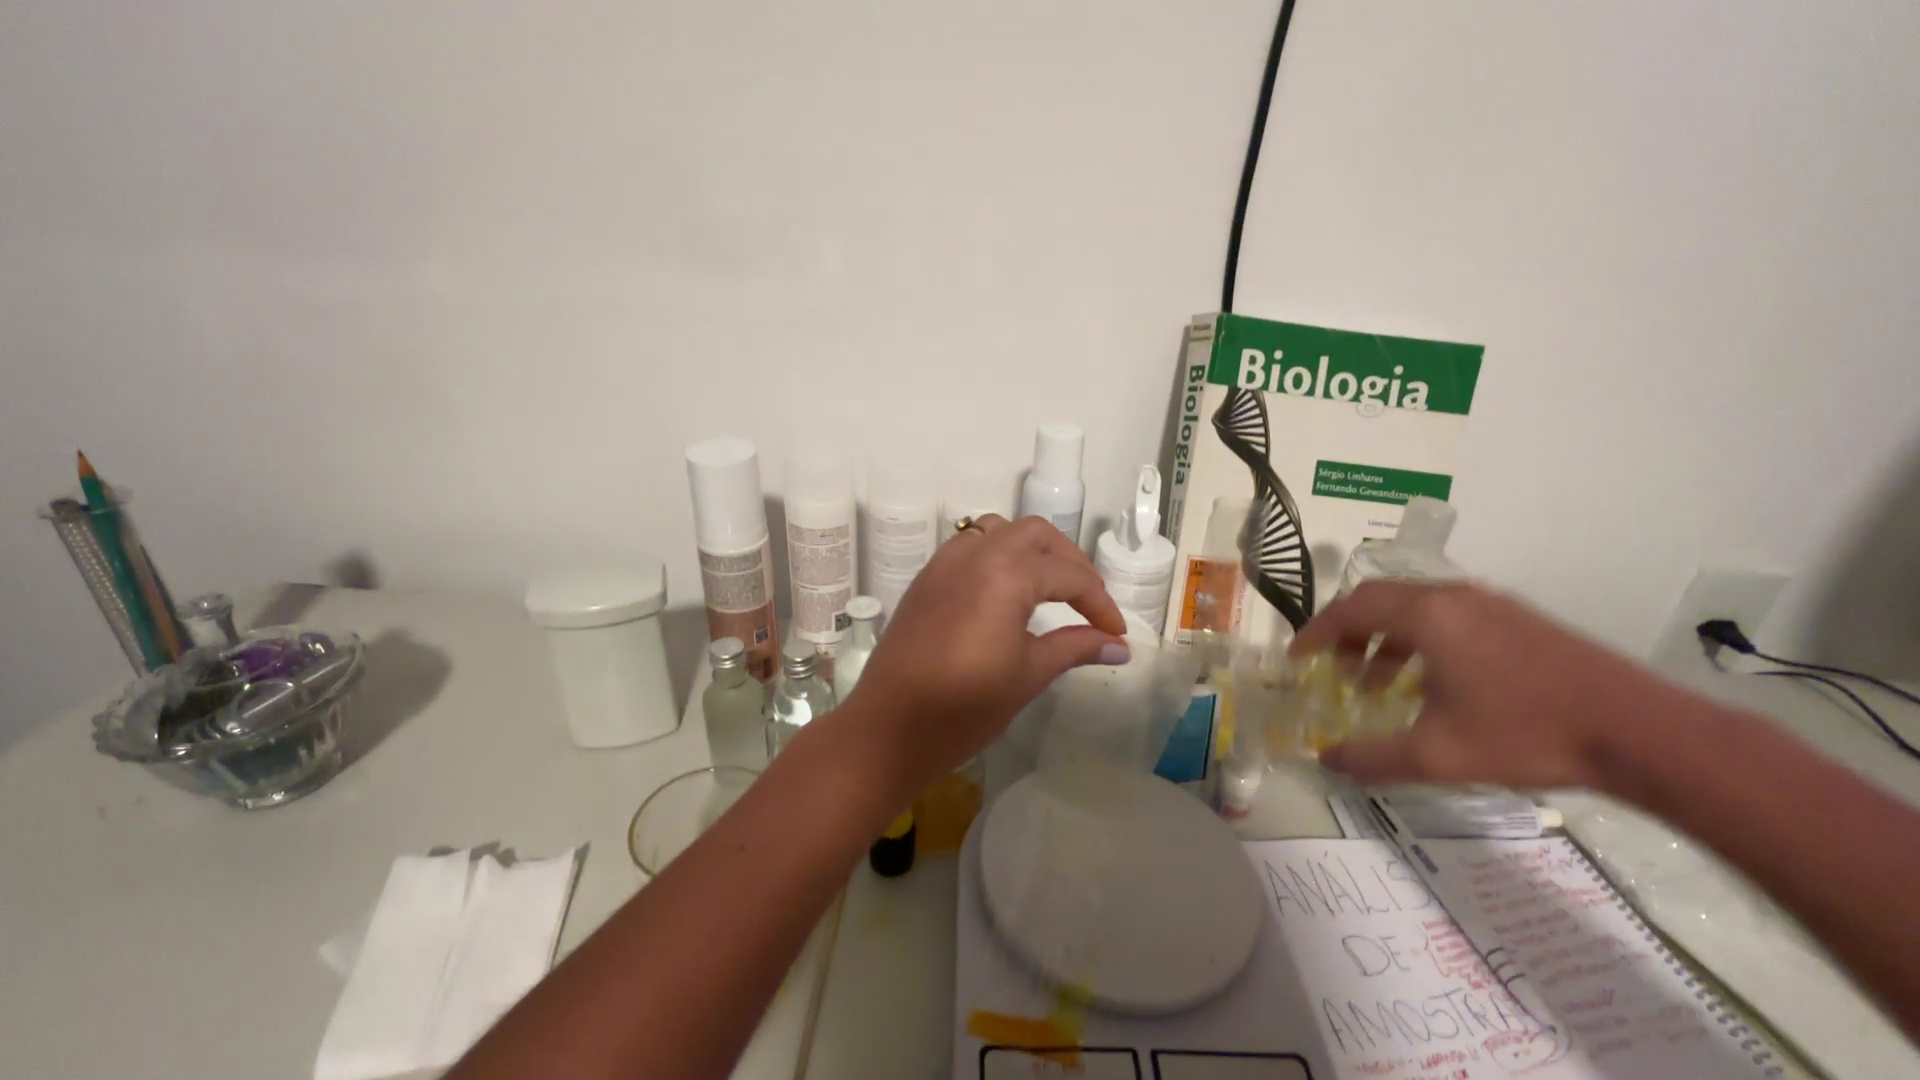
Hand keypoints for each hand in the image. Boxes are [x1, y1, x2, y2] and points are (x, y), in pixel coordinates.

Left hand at [834, 514, 1129, 796]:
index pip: (1068, 576)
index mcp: (1006, 574)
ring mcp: (944, 565)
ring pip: (998, 531)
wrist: (888, 729)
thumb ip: (1075, 648)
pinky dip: (997, 556)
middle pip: (1035, 534)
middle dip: (1069, 561)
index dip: (1099, 603)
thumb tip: (1119, 646)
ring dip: (1030, 550)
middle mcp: (975, 555)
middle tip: (1088, 600)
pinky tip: (1005, 593)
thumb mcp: (1028, 676)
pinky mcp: (925, 581)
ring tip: (1049, 588)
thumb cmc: (964, 707)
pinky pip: (968, 547)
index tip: (1116, 634)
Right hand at [1291, 581, 1690, 791]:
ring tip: (1378, 684)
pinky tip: (1432, 685)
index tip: (1298, 659)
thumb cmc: (1527, 735)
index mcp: (1428, 616)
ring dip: (1385, 638)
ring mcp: (1491, 604)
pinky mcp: (1518, 619)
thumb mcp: (1438, 755)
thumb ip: (1372, 758)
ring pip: (1416, 608)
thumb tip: (1326, 761)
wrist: (1637, 730)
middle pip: (1380, 599)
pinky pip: (1448, 617)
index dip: (1316, 632)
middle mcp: (1454, 597)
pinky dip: (1420, 641)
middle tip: (1332, 667)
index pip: (1351, 608)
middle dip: (1347, 631)